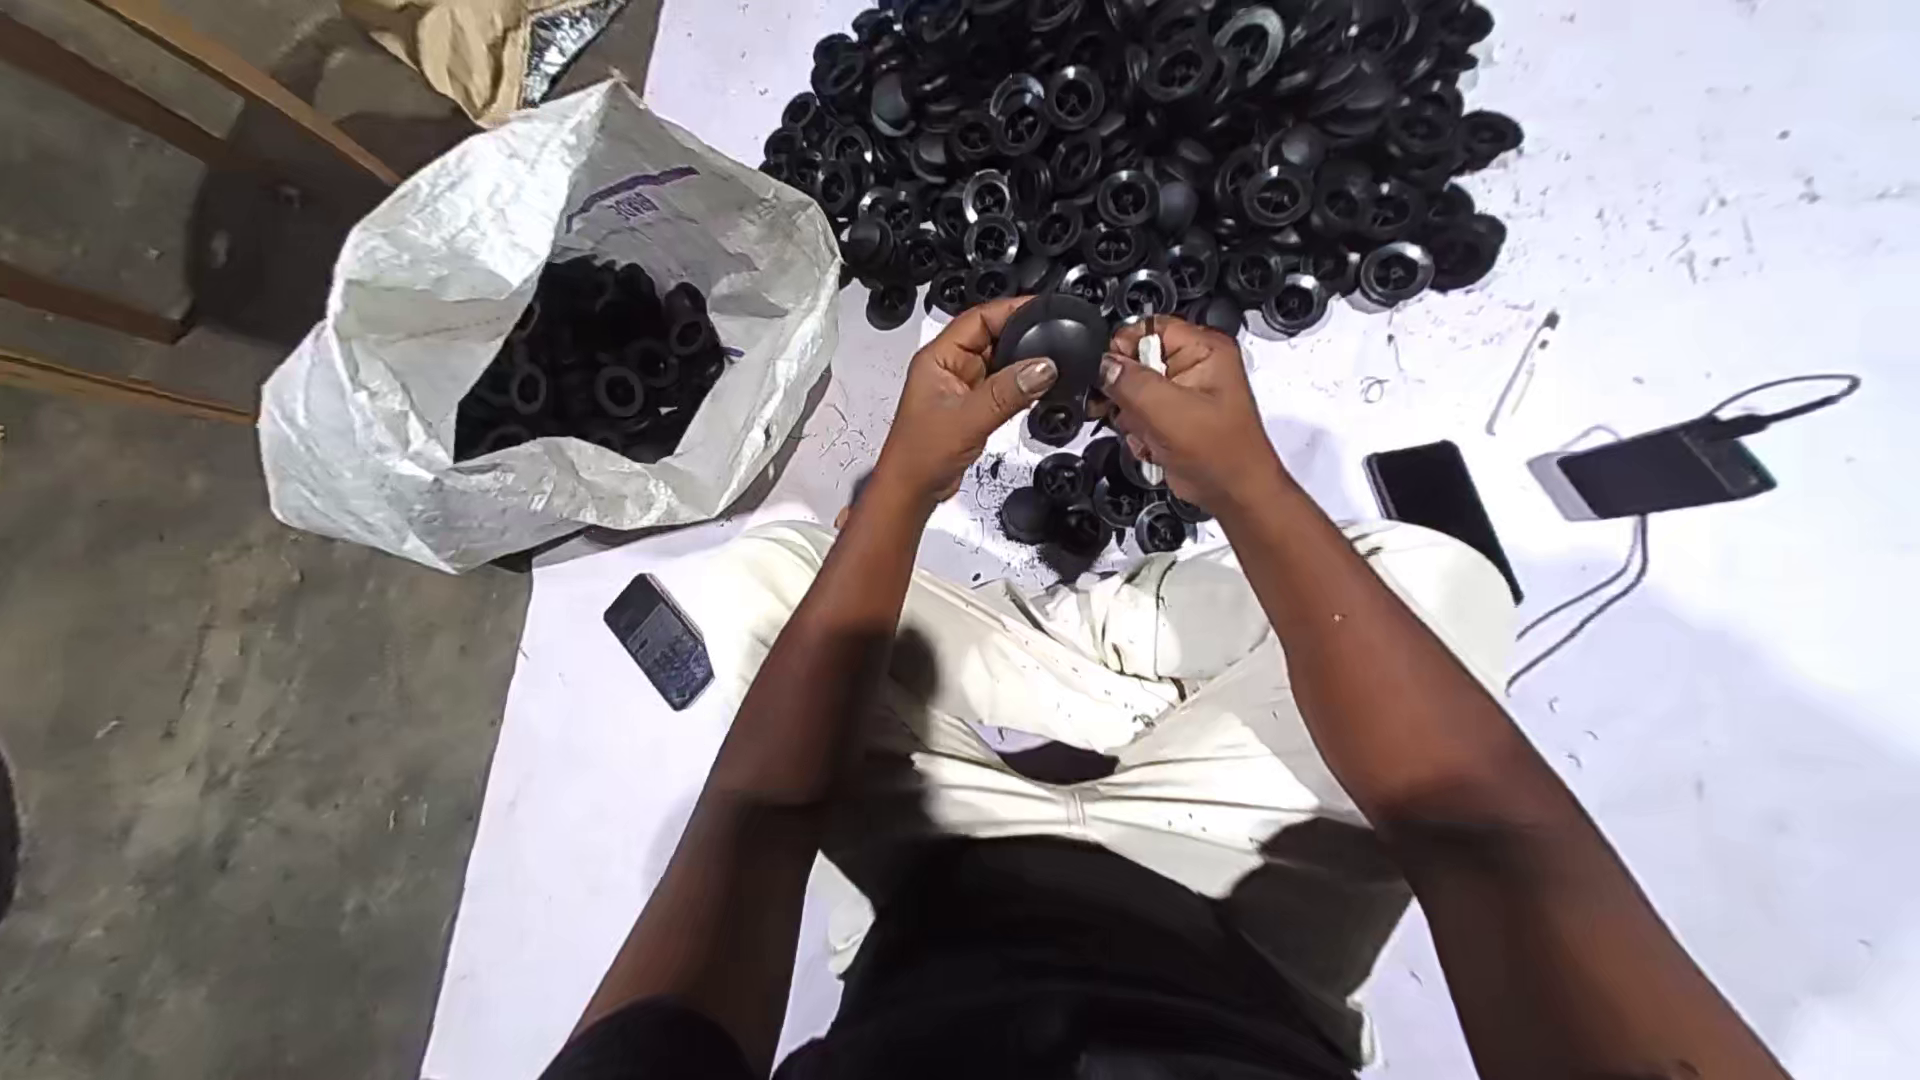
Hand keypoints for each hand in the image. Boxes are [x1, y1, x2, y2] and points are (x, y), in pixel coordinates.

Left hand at [871, 296, 1057, 505]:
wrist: (912, 490)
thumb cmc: (918, 456)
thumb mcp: (967, 419)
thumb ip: (1006, 393)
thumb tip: (1041, 368)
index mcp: (938, 358)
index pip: (979, 317)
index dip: (1011, 309)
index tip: (1041, 309)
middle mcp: (950, 368)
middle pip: (992, 337)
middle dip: (1022, 339)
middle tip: (1052, 343)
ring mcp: (961, 389)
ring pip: (1000, 363)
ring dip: (1022, 365)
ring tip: (1047, 369)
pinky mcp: (972, 408)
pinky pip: (1002, 388)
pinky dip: (1019, 388)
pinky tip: (1034, 393)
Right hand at [1100, 316, 1290, 514]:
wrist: (1232, 492)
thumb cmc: (1223, 453)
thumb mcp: (1168, 410)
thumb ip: (1130, 382)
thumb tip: (1103, 365)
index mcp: (1203, 349)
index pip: (1149, 327)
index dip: (1124, 348)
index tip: (1113, 374)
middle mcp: (1194, 366)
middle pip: (1136, 361)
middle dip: (1125, 390)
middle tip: (1129, 409)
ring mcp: (1181, 393)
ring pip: (1132, 391)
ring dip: (1131, 416)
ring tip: (1149, 432)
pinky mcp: (1171, 417)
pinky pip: (1137, 414)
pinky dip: (1137, 431)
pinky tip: (1151, 443)